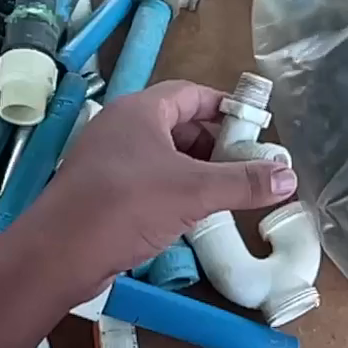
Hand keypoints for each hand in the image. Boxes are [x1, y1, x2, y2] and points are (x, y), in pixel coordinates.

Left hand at [28, 80, 297, 290]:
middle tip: (247, 165)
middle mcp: (122, 128)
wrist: (58, 254)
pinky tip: (194, 213)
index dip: (225, 106)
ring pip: (164, 155)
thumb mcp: (193, 191)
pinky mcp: (103, 191)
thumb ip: (243, 182)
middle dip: (215, 144)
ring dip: (197, 170)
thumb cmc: (125, 206)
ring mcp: (109, 160)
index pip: (191, 93)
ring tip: (228, 191)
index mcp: (140, 111)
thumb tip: (289, 175)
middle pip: (179, 124)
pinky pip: (148, 180)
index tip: (255, 127)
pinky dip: (175, 189)